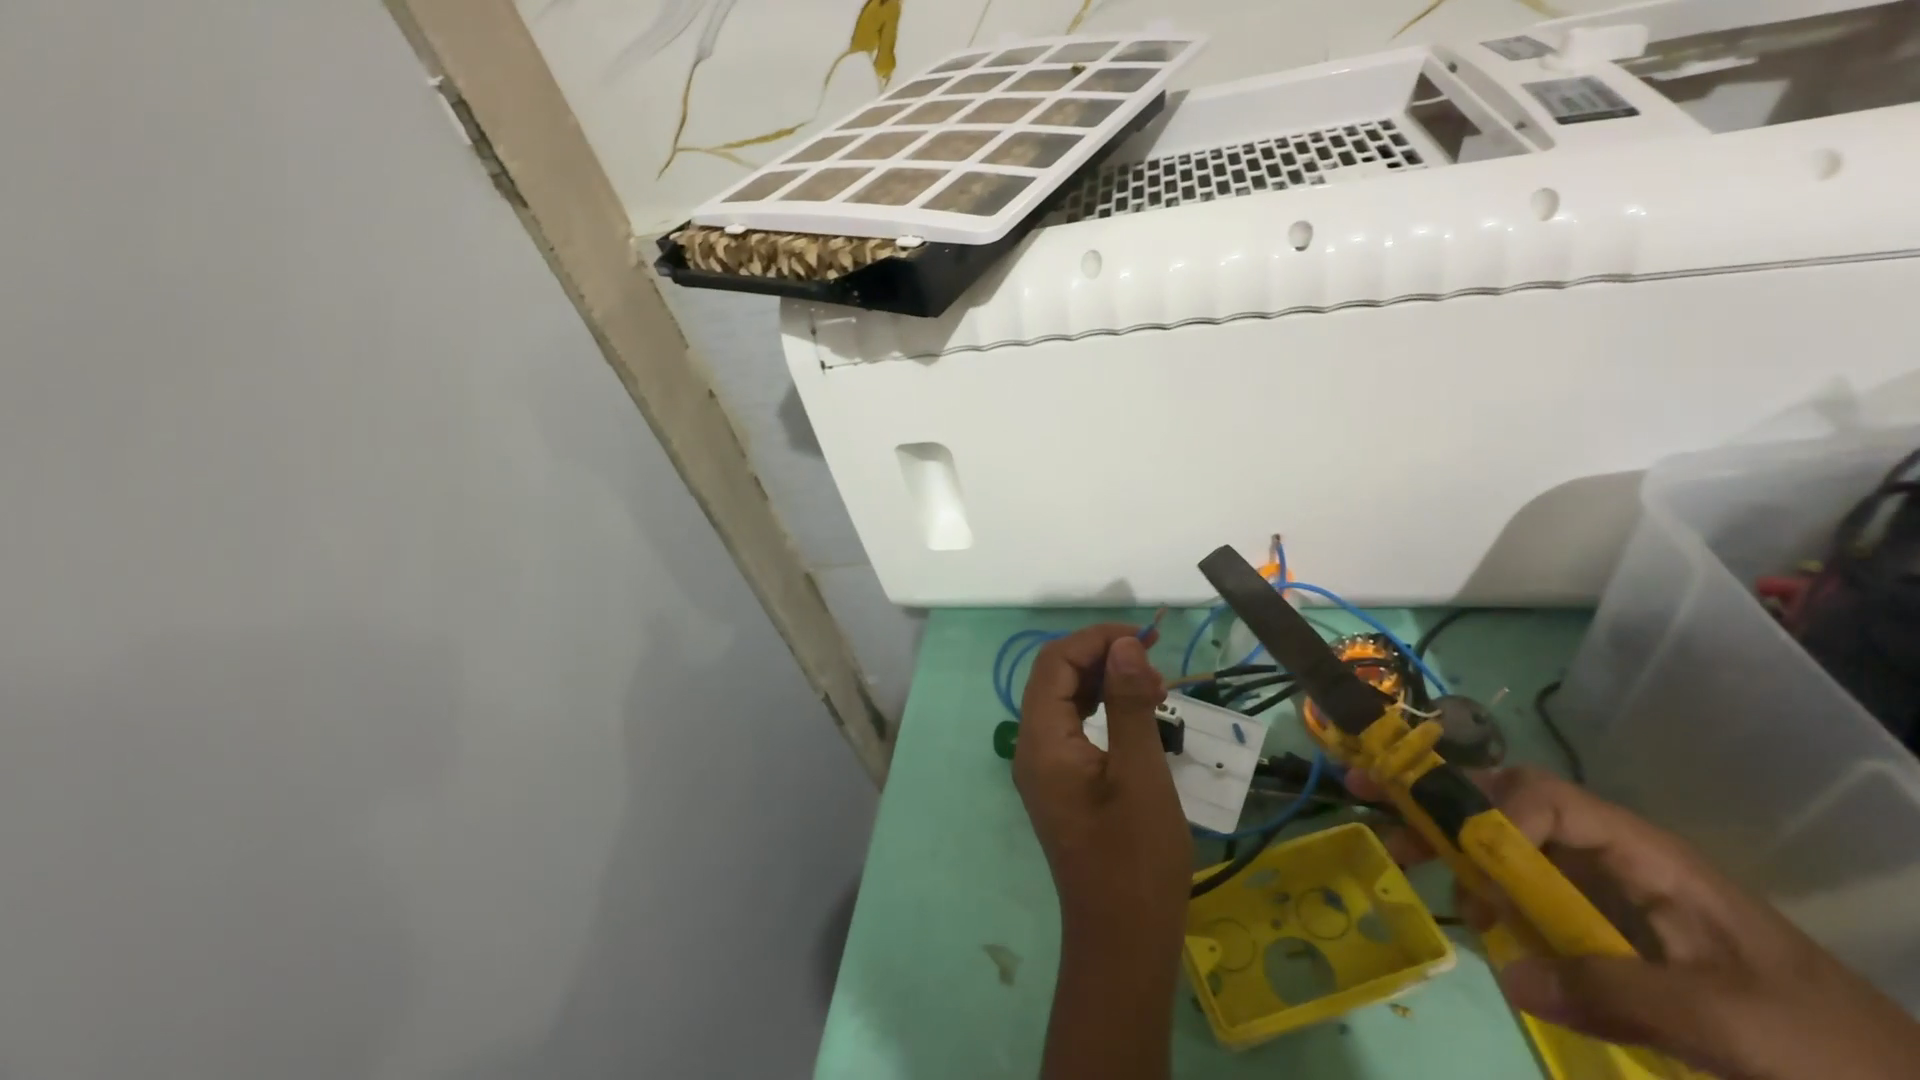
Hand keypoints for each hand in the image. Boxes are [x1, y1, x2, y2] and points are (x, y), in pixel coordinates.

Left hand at [1015, 623, 1188, 1079]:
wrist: (1123, 938)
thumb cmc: (1135, 858)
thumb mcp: (1140, 774)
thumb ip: (1129, 704)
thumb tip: (1123, 645)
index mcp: (1041, 743)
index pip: (1053, 664)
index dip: (1095, 640)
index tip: (1146, 639)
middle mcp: (1032, 750)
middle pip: (1054, 679)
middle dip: (1100, 658)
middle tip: (1154, 663)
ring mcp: (1045, 770)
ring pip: (1064, 703)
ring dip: (1103, 682)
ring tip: (1154, 686)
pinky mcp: (1062, 787)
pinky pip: (1074, 730)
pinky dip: (1103, 711)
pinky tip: (1138, 714)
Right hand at [1351, 766, 1919, 1079]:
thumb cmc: (1823, 1043)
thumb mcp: (1731, 1022)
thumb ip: (1622, 993)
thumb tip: (1506, 972)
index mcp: (1648, 856)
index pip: (1550, 802)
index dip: (1492, 811)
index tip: (1449, 846)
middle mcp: (1616, 860)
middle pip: (1514, 807)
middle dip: (1443, 801)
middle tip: (1373, 800)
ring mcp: (1608, 896)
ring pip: (1512, 848)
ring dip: (1453, 846)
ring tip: (1405, 865)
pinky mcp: (1603, 934)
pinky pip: (1528, 901)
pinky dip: (1486, 898)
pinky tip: (1468, 917)